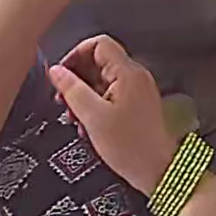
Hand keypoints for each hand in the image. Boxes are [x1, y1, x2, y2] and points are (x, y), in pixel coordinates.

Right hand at [47, 36, 178, 193]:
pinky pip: (110, 94)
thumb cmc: (132, 147)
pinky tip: (88, 123)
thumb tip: (56, 71)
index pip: (98, 44)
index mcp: (127, 73)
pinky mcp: (136, 105)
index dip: (75, 55)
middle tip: (64, 97)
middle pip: (98, 62)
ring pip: (102, 79)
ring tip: (74, 114)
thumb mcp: (93, 116)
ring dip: (83, 94)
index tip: (62, 73)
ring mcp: (136, 91)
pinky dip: (95, 104)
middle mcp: (135, 77)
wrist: (158, 171)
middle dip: (76, 78)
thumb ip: (72, 89)